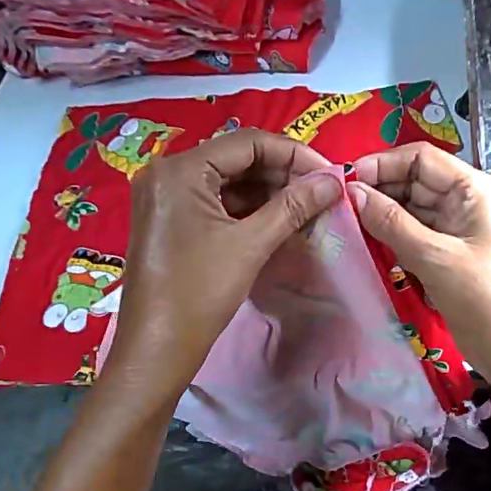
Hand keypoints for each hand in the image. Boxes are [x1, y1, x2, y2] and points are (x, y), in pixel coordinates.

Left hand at [107, 128, 341, 395]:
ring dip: (266, 192)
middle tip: (321, 193)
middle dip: (281, 174)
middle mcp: (166, 173)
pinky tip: (277, 220)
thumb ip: (293, 206)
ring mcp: (164, 197)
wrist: (157, 348)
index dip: (294, 154)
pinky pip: (213, 201)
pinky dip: (245, 208)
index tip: (329, 174)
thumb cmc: (200, 293)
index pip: (247, 143)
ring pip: (227, 181)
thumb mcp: (250, 245)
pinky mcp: (168, 219)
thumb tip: (333, 181)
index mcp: (180, 170)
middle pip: (236, 159)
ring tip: (305, 208)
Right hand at [347, 142, 490, 380]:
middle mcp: (465, 203)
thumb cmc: (486, 299)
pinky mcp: (447, 255)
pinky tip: (364, 242)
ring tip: (344, 222)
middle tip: (338, 204)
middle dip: (378, 189)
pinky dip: (390, 236)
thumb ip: (392, 223)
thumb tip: (352, 192)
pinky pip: (413, 235)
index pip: (421, 159)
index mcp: (474, 190)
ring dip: (380, 214)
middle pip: (414, 182)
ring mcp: (456, 230)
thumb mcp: (436, 258)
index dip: (382, 164)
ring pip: (410, 209)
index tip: (346, 179)